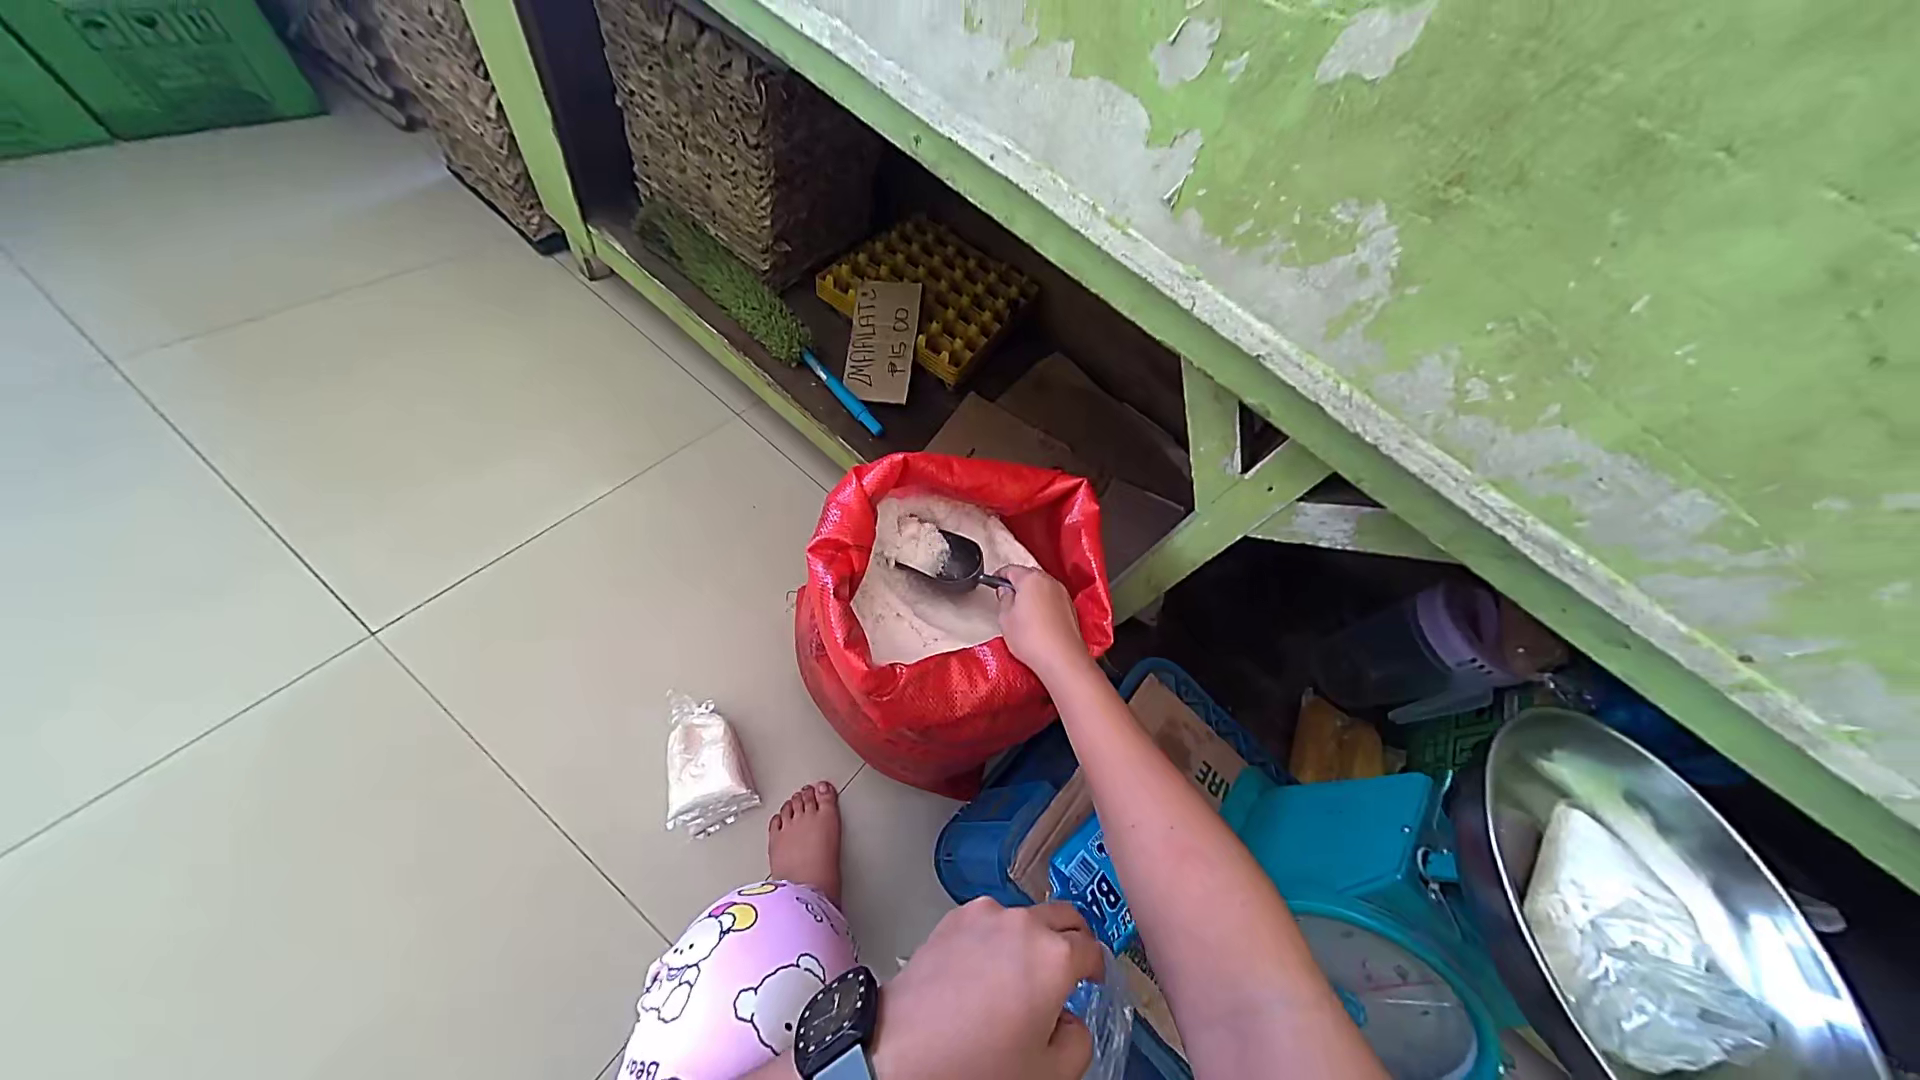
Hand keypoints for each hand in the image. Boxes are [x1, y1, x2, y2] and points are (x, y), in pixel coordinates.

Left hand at [871, 899, 1105, 1079]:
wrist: (904, 1049)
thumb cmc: (976, 1064)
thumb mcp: (1048, 1073)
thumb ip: (1078, 1040)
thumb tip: (1070, 1018)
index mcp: (1054, 956)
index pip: (1092, 949)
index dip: (1096, 967)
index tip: (1092, 980)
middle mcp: (1023, 923)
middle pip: (1064, 916)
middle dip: (1072, 938)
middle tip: (1068, 966)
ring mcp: (986, 914)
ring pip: (1024, 917)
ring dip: (1031, 937)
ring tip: (1015, 977)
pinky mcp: (955, 916)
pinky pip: (989, 921)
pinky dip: (996, 937)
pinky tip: (982, 971)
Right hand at [994, 565, 1087, 681]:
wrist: (1061, 658)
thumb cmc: (1033, 639)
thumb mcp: (1005, 618)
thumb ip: (1003, 598)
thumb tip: (1006, 592)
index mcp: (1031, 579)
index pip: (1010, 569)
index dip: (999, 576)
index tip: (994, 583)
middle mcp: (1049, 581)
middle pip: (1028, 576)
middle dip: (1016, 585)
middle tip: (1005, 599)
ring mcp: (1062, 594)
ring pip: (1041, 588)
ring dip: (1031, 595)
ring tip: (1021, 614)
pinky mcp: (1070, 607)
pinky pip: (1052, 600)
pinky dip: (1043, 605)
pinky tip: (1037, 621)